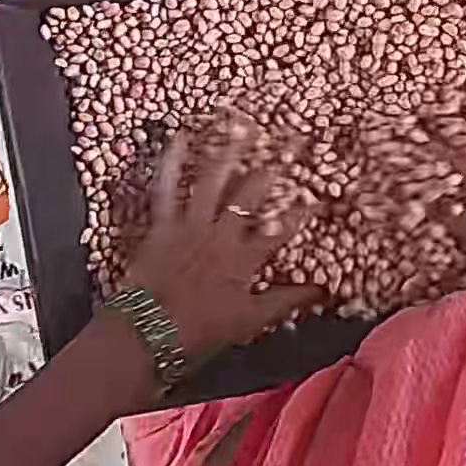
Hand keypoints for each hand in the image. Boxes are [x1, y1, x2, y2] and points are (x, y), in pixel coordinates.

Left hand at [122, 120, 322, 359]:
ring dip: (230, 152)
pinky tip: (181, 138)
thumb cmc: (197, 334)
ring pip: (215, 180)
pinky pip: (167, 187)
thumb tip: (322, 291)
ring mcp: (191, 224)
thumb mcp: (248, 322)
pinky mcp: (163, 224)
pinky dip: (172, 162)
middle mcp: (222, 233)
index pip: (283, 227)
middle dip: (274, 167)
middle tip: (291, 141)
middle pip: (253, 193)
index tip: (319, 192)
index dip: (304, 209)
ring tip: (244, 126)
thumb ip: (285, 302)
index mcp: (244, 258)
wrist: (143, 339)